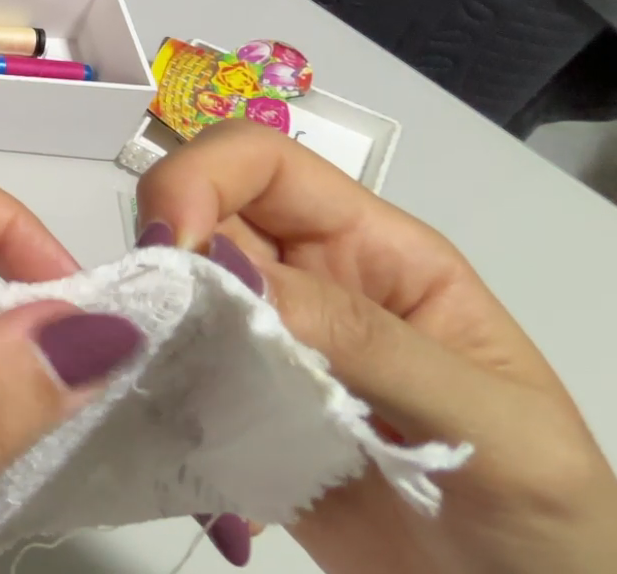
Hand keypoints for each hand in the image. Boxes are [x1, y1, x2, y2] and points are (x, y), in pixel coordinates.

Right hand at [136, 120, 616, 573]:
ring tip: (152, 376)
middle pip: (195, 215)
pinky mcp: (221, 393)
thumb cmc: (547, 523)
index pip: (262, 163)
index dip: (201, 178)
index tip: (170, 247)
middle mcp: (301, 277)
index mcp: (372, 252)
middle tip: (149, 321)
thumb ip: (369, 341)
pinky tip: (155, 415)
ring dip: (143, 317)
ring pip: (164, 284)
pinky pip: (157, 355)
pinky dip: (140, 373)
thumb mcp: (495, 428)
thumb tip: (222, 268)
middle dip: (159, 250)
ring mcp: (255, 336)